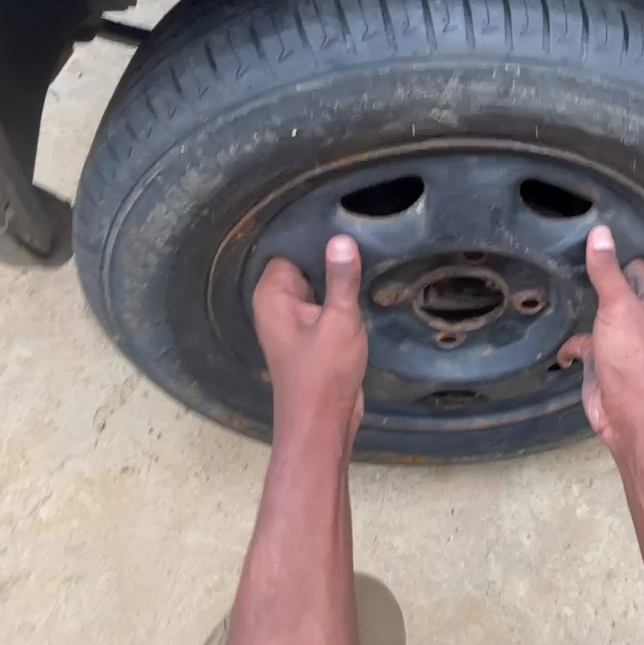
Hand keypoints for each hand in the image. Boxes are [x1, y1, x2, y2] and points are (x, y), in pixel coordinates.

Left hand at [252, 235, 368, 440]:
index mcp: (273, 295)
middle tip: (365, 232)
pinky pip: (325, 302)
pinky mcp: (311, 333)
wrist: (322, 423)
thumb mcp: (339, 320)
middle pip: (305, 264)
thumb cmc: (324, 373)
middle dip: (330, 254)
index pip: (291, 249)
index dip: (317, 237)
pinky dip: (341, 295)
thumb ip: (342, 278)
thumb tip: (341, 239)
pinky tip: (366, 283)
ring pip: (318, 283)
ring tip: (370, 252)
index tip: (346, 220)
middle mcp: (278, 304)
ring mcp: (294, 320)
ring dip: (339, 276)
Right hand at [558, 225, 643, 456]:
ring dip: (579, 310)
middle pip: (613, 285)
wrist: (631, 418)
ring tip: (554, 291)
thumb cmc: (634, 361)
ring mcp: (621, 338)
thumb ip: (607, 271)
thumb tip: (600, 232)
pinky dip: (570, 346)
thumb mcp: (618, 308)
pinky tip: (560, 348)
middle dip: (593, 279)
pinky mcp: (603, 359)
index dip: (613, 253)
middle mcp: (640, 315)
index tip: (585, 238)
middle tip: (562, 259)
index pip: (634, 262)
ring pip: (596, 313)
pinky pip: (582, 343)